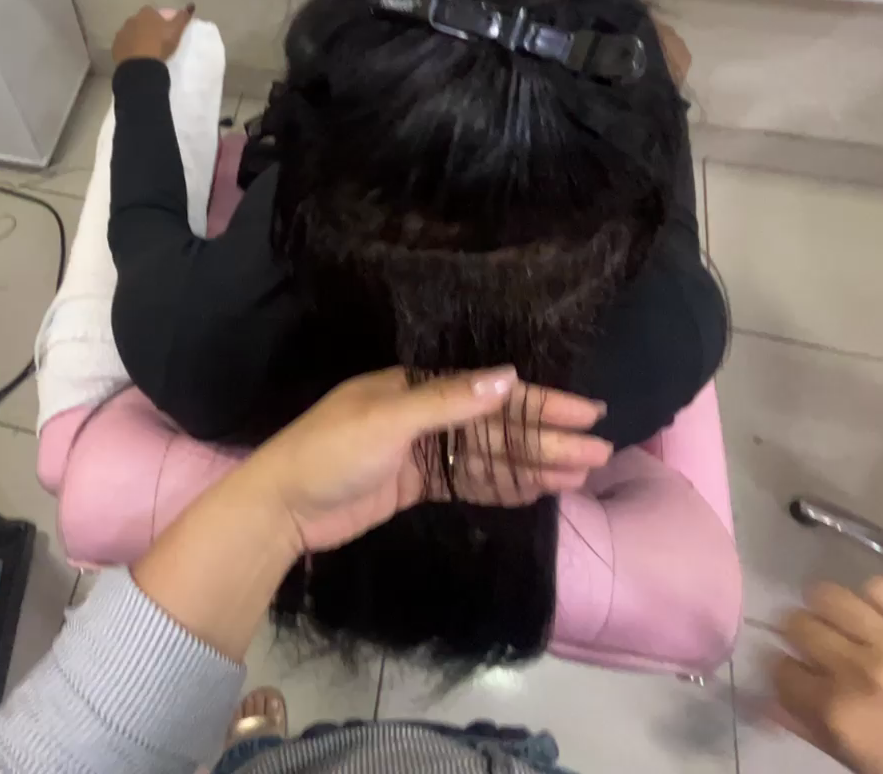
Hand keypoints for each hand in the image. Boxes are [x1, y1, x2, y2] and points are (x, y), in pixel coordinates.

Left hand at [111, 4, 194, 66]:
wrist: (141, 65)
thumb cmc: (160, 44)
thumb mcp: (176, 31)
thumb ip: (183, 17)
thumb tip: (191, 5)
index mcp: (146, 13)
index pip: (152, 12)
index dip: (158, 20)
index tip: (164, 30)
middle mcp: (131, 19)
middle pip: (140, 21)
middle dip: (146, 28)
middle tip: (155, 41)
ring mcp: (122, 33)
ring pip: (130, 33)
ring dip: (136, 38)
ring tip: (145, 51)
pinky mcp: (115, 47)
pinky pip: (123, 46)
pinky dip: (128, 49)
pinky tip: (136, 58)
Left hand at [233, 366, 611, 553]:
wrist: (285, 506)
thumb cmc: (332, 452)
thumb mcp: (389, 422)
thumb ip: (449, 402)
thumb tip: (508, 376)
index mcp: (413, 386)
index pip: (487, 391)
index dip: (537, 401)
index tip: (585, 411)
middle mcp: (421, 413)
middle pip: (493, 424)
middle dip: (544, 437)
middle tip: (598, 452)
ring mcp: (419, 451)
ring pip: (486, 455)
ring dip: (531, 463)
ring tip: (581, 474)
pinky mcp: (414, 485)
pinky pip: (467, 480)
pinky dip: (501, 484)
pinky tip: (537, 488)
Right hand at [771, 578, 882, 773]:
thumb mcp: (873, 769)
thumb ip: (818, 731)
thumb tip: (770, 700)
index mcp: (843, 715)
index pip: (778, 668)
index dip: (787, 673)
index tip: (801, 678)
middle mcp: (862, 670)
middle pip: (797, 624)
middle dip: (802, 638)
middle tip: (823, 651)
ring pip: (829, 596)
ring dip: (830, 612)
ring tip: (849, 627)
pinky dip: (875, 598)